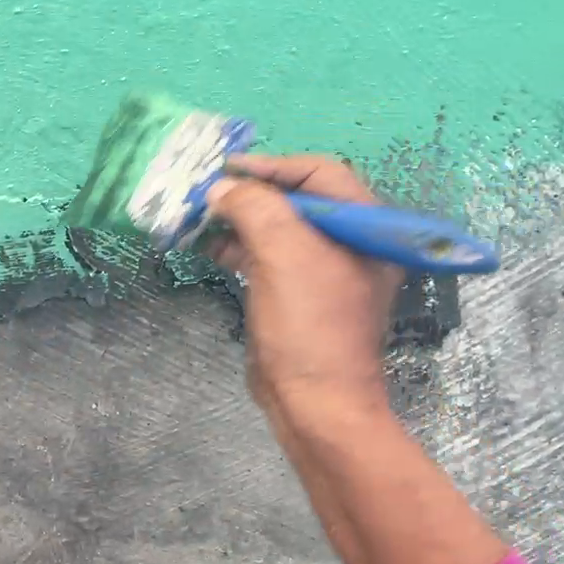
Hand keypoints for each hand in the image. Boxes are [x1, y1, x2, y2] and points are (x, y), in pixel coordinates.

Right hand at [204, 154, 404, 429]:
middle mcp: (348, 243)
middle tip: (205, 194)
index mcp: (366, 228)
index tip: (225, 170)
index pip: (319, 175)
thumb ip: (255, 209)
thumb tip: (221, 189)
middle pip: (295, 200)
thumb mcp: (284, 254)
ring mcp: (320, 270)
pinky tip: (205, 246)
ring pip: (274, 228)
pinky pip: (264, 256)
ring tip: (196, 218)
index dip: (271, 167)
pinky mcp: (295, 293)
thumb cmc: (308, 323)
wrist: (312, 396)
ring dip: (235, 219)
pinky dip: (234, 246)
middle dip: (247, 193)